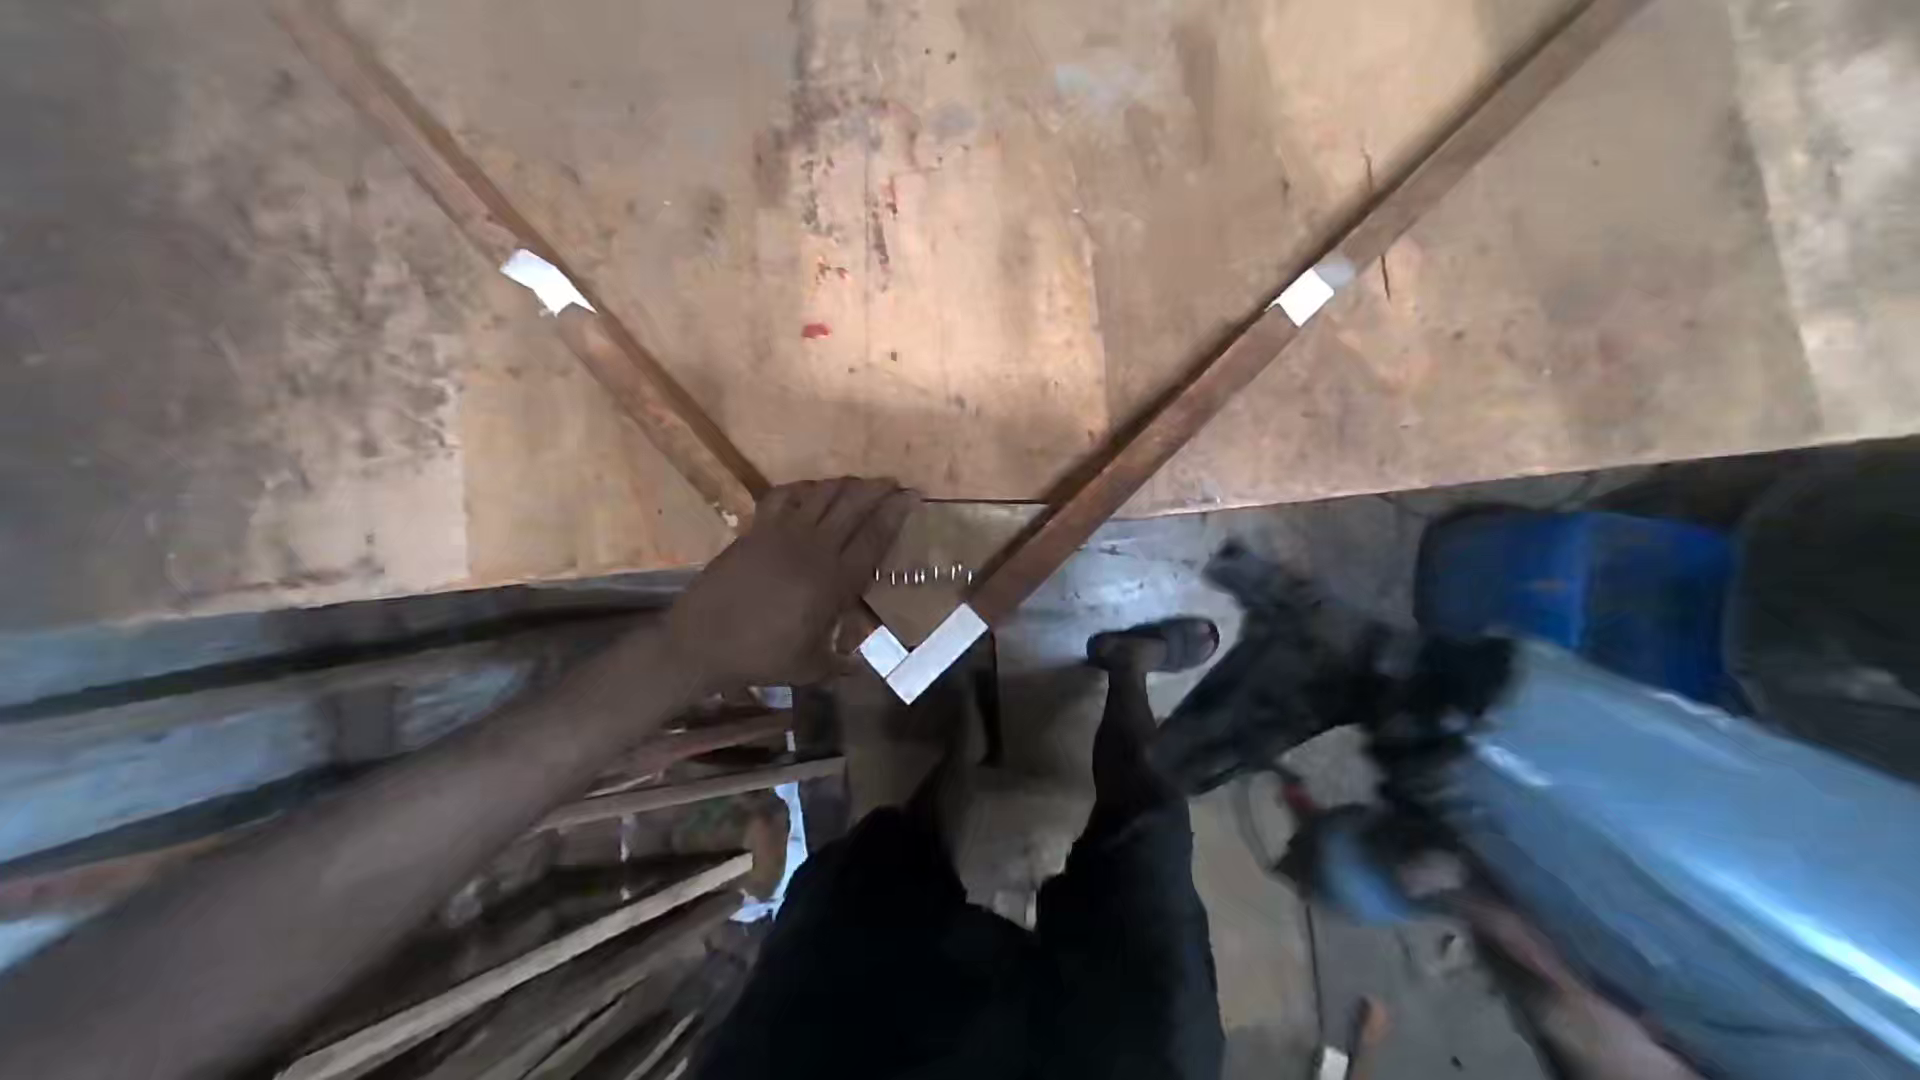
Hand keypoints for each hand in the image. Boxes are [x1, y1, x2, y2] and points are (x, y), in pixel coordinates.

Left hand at [666, 478, 917, 688]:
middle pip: (854, 506)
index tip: (911, 496)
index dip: (896, 514)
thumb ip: (840, 664)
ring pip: (823, 495)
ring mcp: (783, 534)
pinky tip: (812, 490)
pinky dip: (802, 488)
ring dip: (846, 484)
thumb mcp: (810, 667)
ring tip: (860, 483)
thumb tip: (860, 667)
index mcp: (835, 582)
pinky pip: (784, 496)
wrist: (703, 641)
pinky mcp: (757, 529)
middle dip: (878, 489)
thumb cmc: (761, 656)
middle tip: (892, 482)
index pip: (874, 538)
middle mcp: (815, 549)